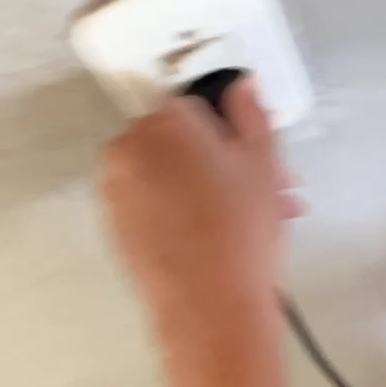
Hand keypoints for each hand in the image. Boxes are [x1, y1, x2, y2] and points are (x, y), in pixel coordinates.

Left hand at [100, 78, 302, 327]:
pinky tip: (221, 237)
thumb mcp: (264, 163)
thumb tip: (242, 83)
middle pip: (184, 143)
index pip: (201, 107)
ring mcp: (116, 190)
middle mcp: (129, 149)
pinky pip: (156, 205)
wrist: (210, 304)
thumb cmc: (241, 229)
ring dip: (211, 189)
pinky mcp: (116, 226)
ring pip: (172, 176)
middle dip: (226, 163)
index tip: (263, 160)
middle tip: (269, 193)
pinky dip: (186, 212)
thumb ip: (251, 113)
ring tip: (252, 221)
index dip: (237, 134)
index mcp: (165, 124)